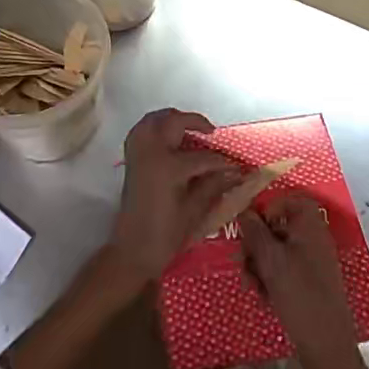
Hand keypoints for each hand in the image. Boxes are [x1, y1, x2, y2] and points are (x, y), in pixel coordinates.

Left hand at [105, 108, 240, 285]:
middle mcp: (151, 151)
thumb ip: (213, 186)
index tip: (238, 166)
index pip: (204, 157)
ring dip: (172, 119)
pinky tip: (168, 137)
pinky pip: (142, 129)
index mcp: (169, 166)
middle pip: (173, 122)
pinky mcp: (129, 157)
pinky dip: (155, 126)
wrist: (132, 249)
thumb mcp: (194, 212)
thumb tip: (235, 173)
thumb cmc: (165, 235)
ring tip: (190, 130)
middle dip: (194, 122)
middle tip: (212, 133)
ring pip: (154, 119)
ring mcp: (137, 152)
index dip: (223, 162)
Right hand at [242, 193, 363, 368]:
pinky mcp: (310, 282)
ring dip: (259, 263)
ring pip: (277, 249)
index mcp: (310, 226)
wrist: (326, 345)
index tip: (251, 226)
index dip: (268, 208)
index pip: (289, 200)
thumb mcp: (269, 259)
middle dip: (256, 243)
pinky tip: (262, 295)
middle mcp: (314, 239)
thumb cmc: (299, 294)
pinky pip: (284, 269)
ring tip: (251, 284)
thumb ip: (253, 230)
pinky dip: (270, 277)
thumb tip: (243, 210)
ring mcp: (313, 261)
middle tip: (242, 260)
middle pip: (278, 226)